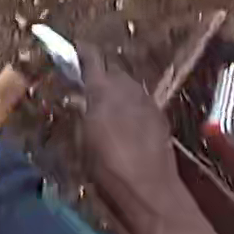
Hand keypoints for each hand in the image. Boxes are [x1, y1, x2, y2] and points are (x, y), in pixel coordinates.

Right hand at [80, 45, 206, 233]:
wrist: (149, 187)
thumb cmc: (108, 168)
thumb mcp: (83, 142)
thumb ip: (83, 113)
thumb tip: (81, 99)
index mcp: (101, 89)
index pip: (91, 57)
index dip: (82, 51)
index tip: (75, 47)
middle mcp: (125, 85)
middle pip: (111, 70)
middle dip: (101, 76)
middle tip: (90, 90)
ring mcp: (144, 96)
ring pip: (127, 84)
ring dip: (118, 91)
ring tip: (110, 110)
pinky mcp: (158, 110)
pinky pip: (140, 99)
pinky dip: (132, 105)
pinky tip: (129, 124)